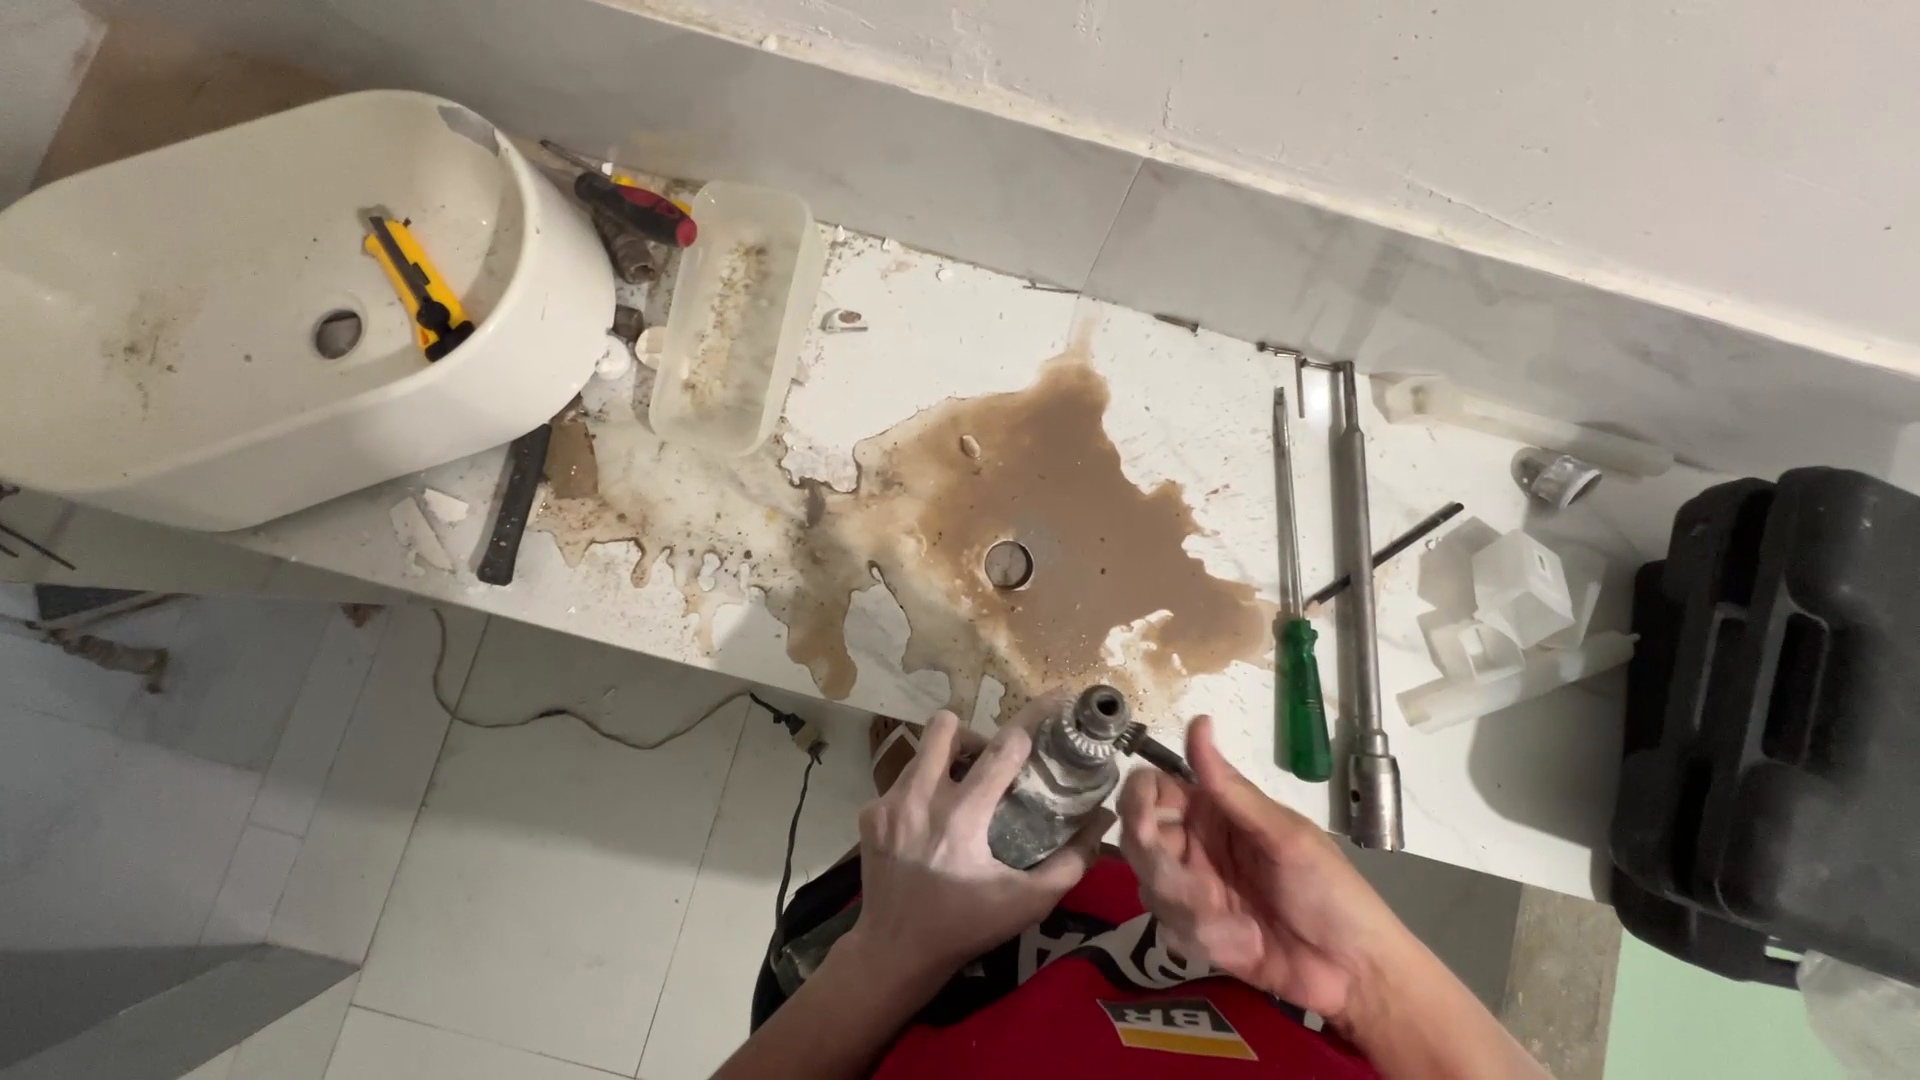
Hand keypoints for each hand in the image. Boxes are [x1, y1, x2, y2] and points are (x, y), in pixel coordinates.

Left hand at [847, 700, 1113, 982]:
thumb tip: (1102, 820)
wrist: (893, 951)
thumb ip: (1070, 862)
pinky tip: (930, 822)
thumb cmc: (965, 926)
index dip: (1033, 718)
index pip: (1004, 748)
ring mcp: (889, 803)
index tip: (1054, 700)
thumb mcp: (1026, 903)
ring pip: (922, 749)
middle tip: (988, 763)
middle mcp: (920, 799)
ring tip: (961, 789)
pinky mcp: (870, 813)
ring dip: (946, 759)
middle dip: (973, 734)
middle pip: (946, 726)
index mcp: (961, 817)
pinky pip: (901, 779)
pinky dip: (922, 790)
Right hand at [1118, 716, 1411, 1024]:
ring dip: (1191, 910)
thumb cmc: (1329, 890)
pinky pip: (1169, 930)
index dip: (1138, 801)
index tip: (1147, 824)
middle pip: (1138, 840)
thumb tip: (1198, 721)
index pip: (1151, 789)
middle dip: (1164, 869)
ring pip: (1150, 888)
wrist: (1355, 971)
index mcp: (1212, 810)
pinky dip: (1204, 939)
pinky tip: (1246, 944)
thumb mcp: (1284, 835)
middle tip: (1201, 892)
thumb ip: (1230, 788)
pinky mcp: (1195, 933)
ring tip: (1243, 926)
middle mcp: (1193, 844)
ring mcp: (1192, 890)